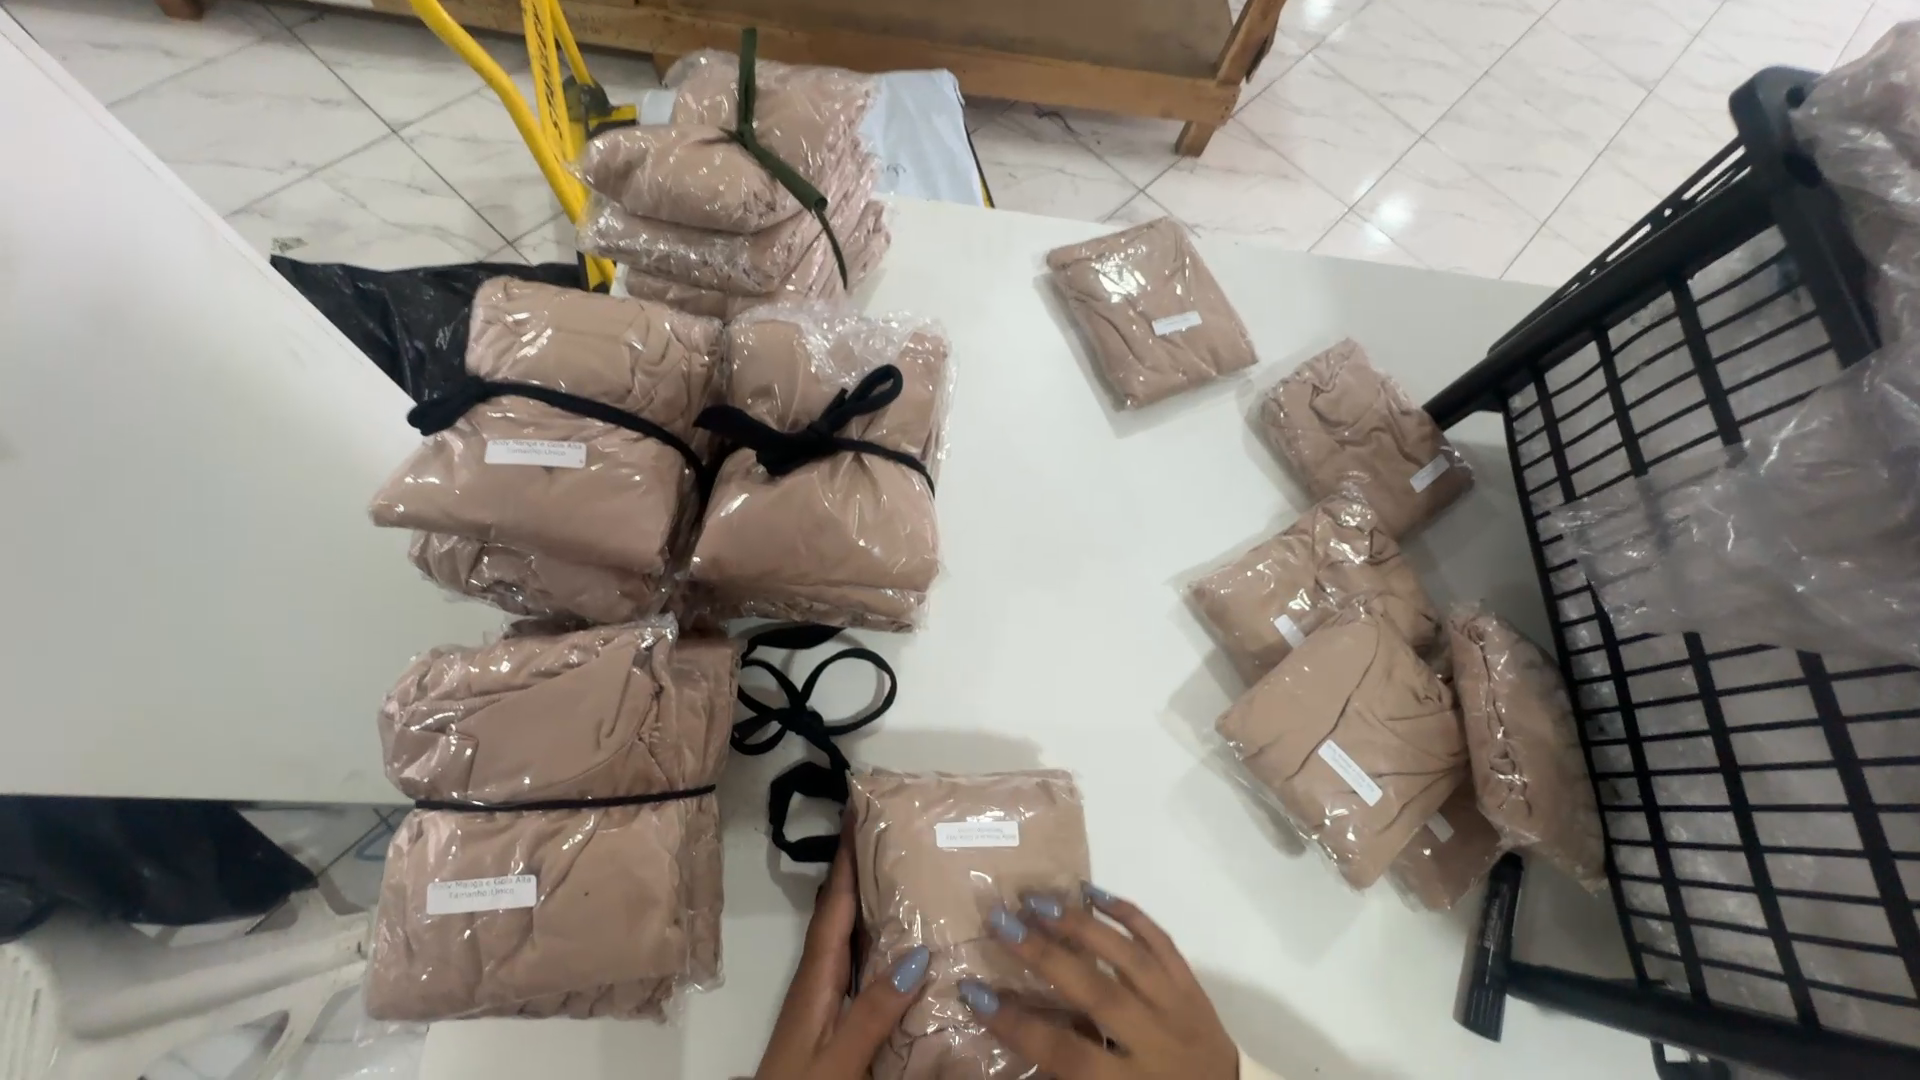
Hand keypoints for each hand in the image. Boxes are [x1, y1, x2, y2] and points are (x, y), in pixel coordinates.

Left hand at [754, 823, 930, 1079]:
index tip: (859, 809)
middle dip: (859, 862)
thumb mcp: (841, 1058)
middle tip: (891, 826)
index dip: (846, 854)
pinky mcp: (832, 1010)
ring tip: (902, 864)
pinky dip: (873, 929)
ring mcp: (823, 991)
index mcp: (818, 972)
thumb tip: (919, 953)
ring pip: (847, 928)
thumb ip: (874, 1011)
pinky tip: (899, 934)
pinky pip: (856, 953)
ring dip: (867, 892)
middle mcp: (818, 971)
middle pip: (840, 905)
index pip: (836, 900)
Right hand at [956, 884, 1238, 1079]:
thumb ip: (1065, 1069)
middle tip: (999, 920)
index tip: (972, 990)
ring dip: (1079, 923)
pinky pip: (1161, 941)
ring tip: (1036, 898)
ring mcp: (1178, 1007)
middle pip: (1095, 991)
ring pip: (1127, 956)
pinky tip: (1094, 890)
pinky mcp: (1193, 985)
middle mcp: (1155, 1042)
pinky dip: (1128, 913)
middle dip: (1043, 954)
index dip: (1015, 1022)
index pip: (1063, 1051)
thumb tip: (1015, 1022)